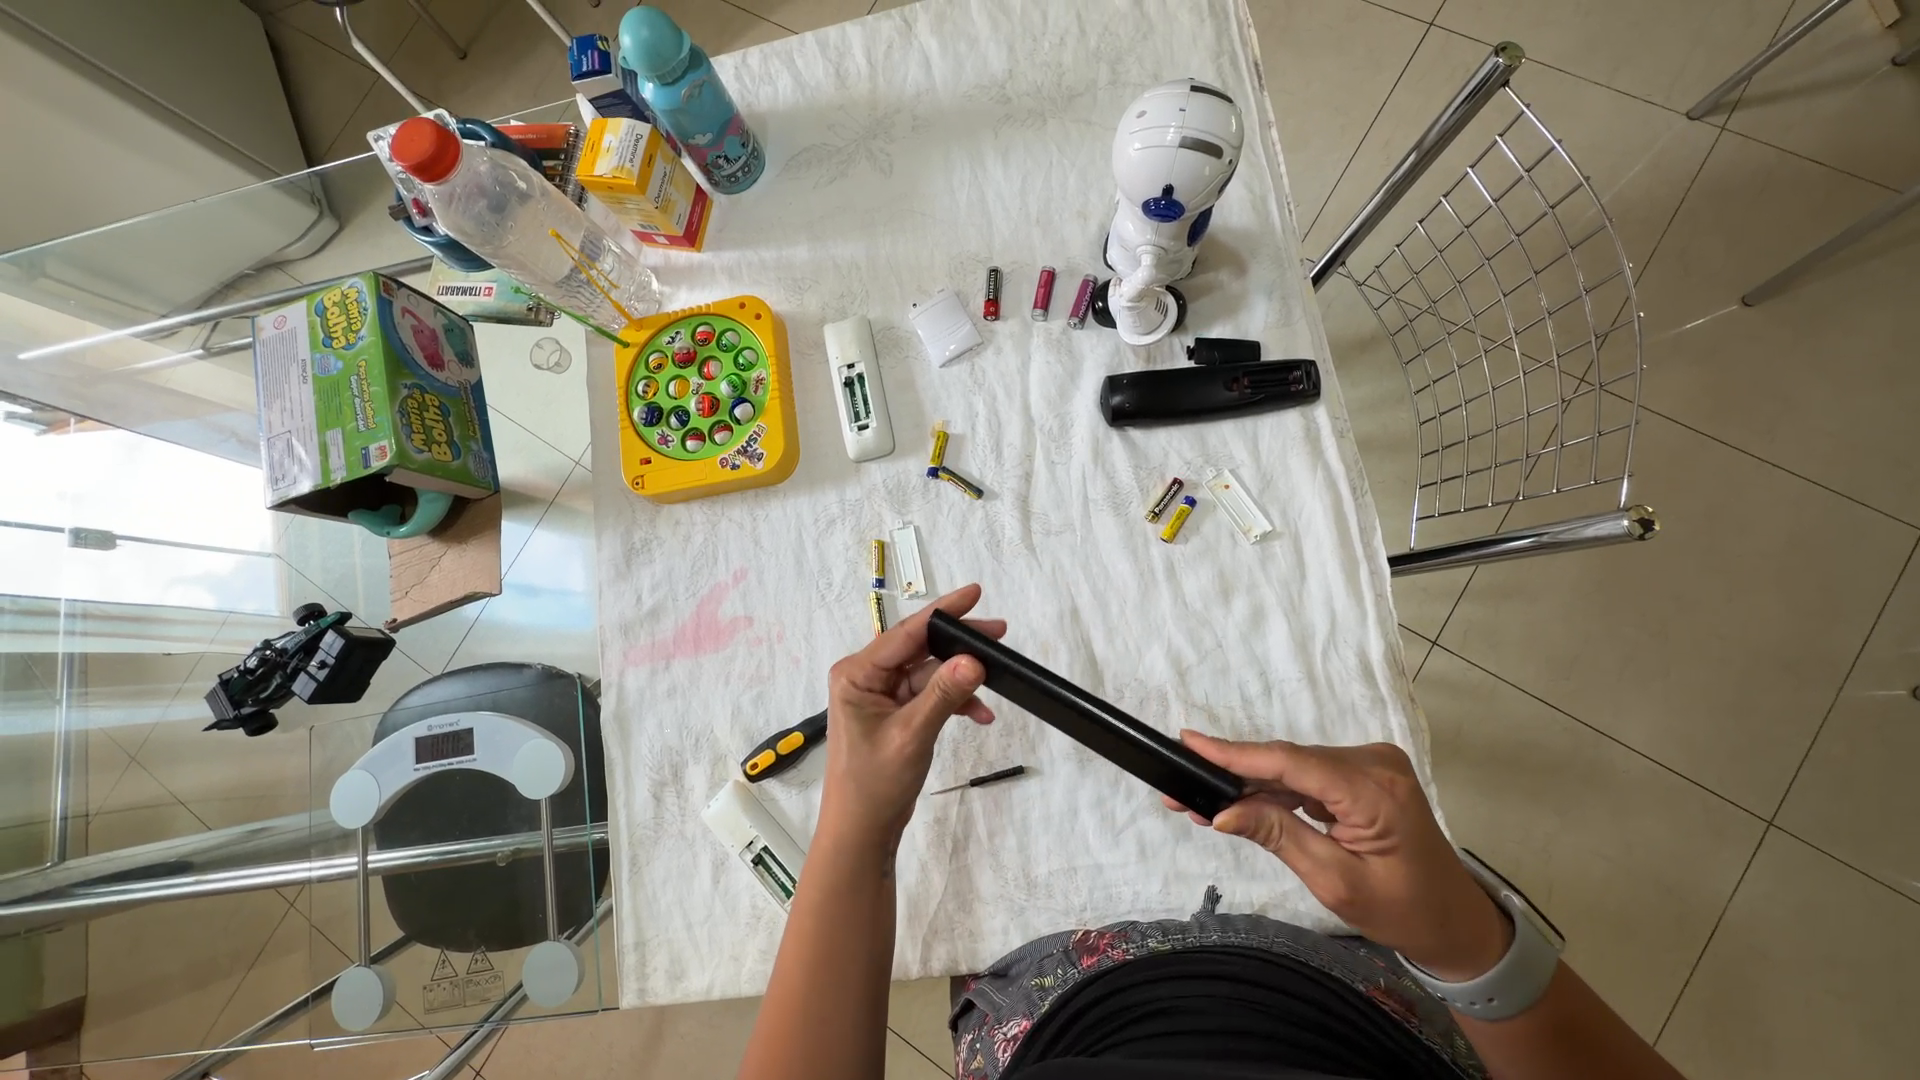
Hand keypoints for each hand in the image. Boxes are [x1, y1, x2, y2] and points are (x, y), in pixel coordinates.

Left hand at [818, 584, 1003, 848]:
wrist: (862, 832)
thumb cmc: (873, 784)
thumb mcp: (911, 735)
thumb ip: (943, 694)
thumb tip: (974, 660)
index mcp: (857, 673)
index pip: (905, 632)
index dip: (943, 611)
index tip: (975, 592)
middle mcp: (867, 677)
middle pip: (920, 648)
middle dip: (959, 644)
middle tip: (999, 633)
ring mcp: (882, 695)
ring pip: (930, 672)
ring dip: (961, 680)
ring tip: (997, 678)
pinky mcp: (896, 713)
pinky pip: (930, 694)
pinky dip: (955, 701)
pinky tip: (980, 714)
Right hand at [1166, 732, 1511, 980]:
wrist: (1455, 920)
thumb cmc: (1403, 910)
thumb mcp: (1336, 882)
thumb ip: (1278, 837)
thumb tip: (1222, 812)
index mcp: (1375, 790)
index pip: (1291, 762)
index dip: (1235, 753)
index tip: (1188, 742)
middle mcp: (1373, 763)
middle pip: (1287, 760)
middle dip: (1232, 774)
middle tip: (1181, 788)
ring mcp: (1369, 764)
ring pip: (1292, 766)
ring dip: (1248, 783)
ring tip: (1200, 799)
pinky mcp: (1361, 773)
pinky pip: (1306, 774)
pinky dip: (1272, 789)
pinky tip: (1238, 801)